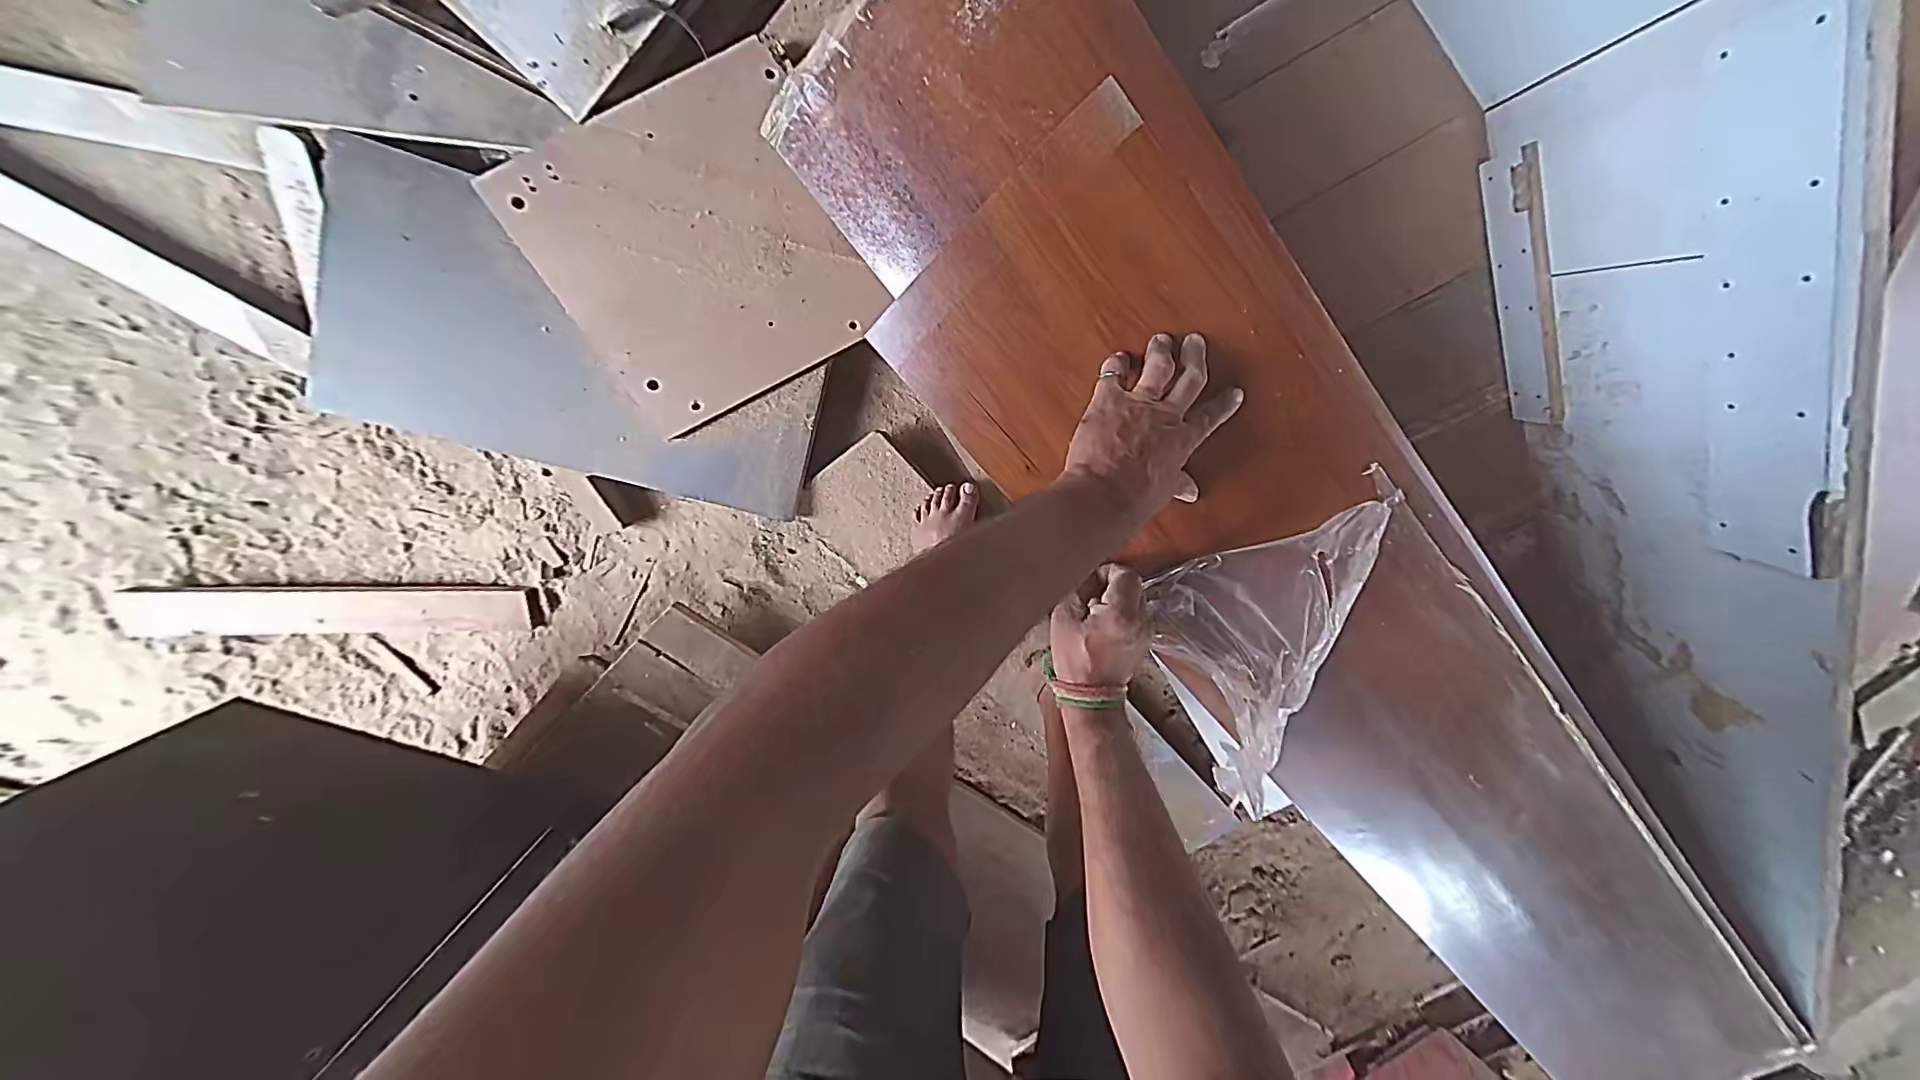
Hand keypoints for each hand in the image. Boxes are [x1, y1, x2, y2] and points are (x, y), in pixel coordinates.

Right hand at [1051, 563, 1149, 687]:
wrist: (1092, 697)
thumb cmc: (1075, 661)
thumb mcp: (1063, 619)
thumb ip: (1076, 590)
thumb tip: (1086, 578)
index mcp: (1121, 613)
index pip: (1124, 574)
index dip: (1106, 571)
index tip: (1090, 582)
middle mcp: (1141, 619)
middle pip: (1133, 584)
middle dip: (1112, 584)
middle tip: (1091, 597)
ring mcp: (1147, 630)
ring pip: (1136, 597)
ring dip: (1118, 598)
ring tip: (1097, 613)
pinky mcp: (1146, 639)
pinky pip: (1137, 613)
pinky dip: (1123, 612)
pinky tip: (1105, 625)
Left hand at [1061, 333, 1242, 521]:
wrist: (1104, 494)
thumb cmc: (1133, 499)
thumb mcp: (1163, 492)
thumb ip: (1176, 483)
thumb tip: (1187, 491)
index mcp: (1182, 440)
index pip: (1209, 418)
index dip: (1223, 404)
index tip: (1234, 392)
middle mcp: (1165, 416)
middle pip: (1189, 378)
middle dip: (1195, 357)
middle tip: (1196, 343)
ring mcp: (1138, 403)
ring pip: (1157, 366)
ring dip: (1161, 351)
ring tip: (1162, 340)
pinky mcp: (1108, 399)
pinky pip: (1114, 373)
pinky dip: (1117, 364)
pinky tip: (1118, 358)